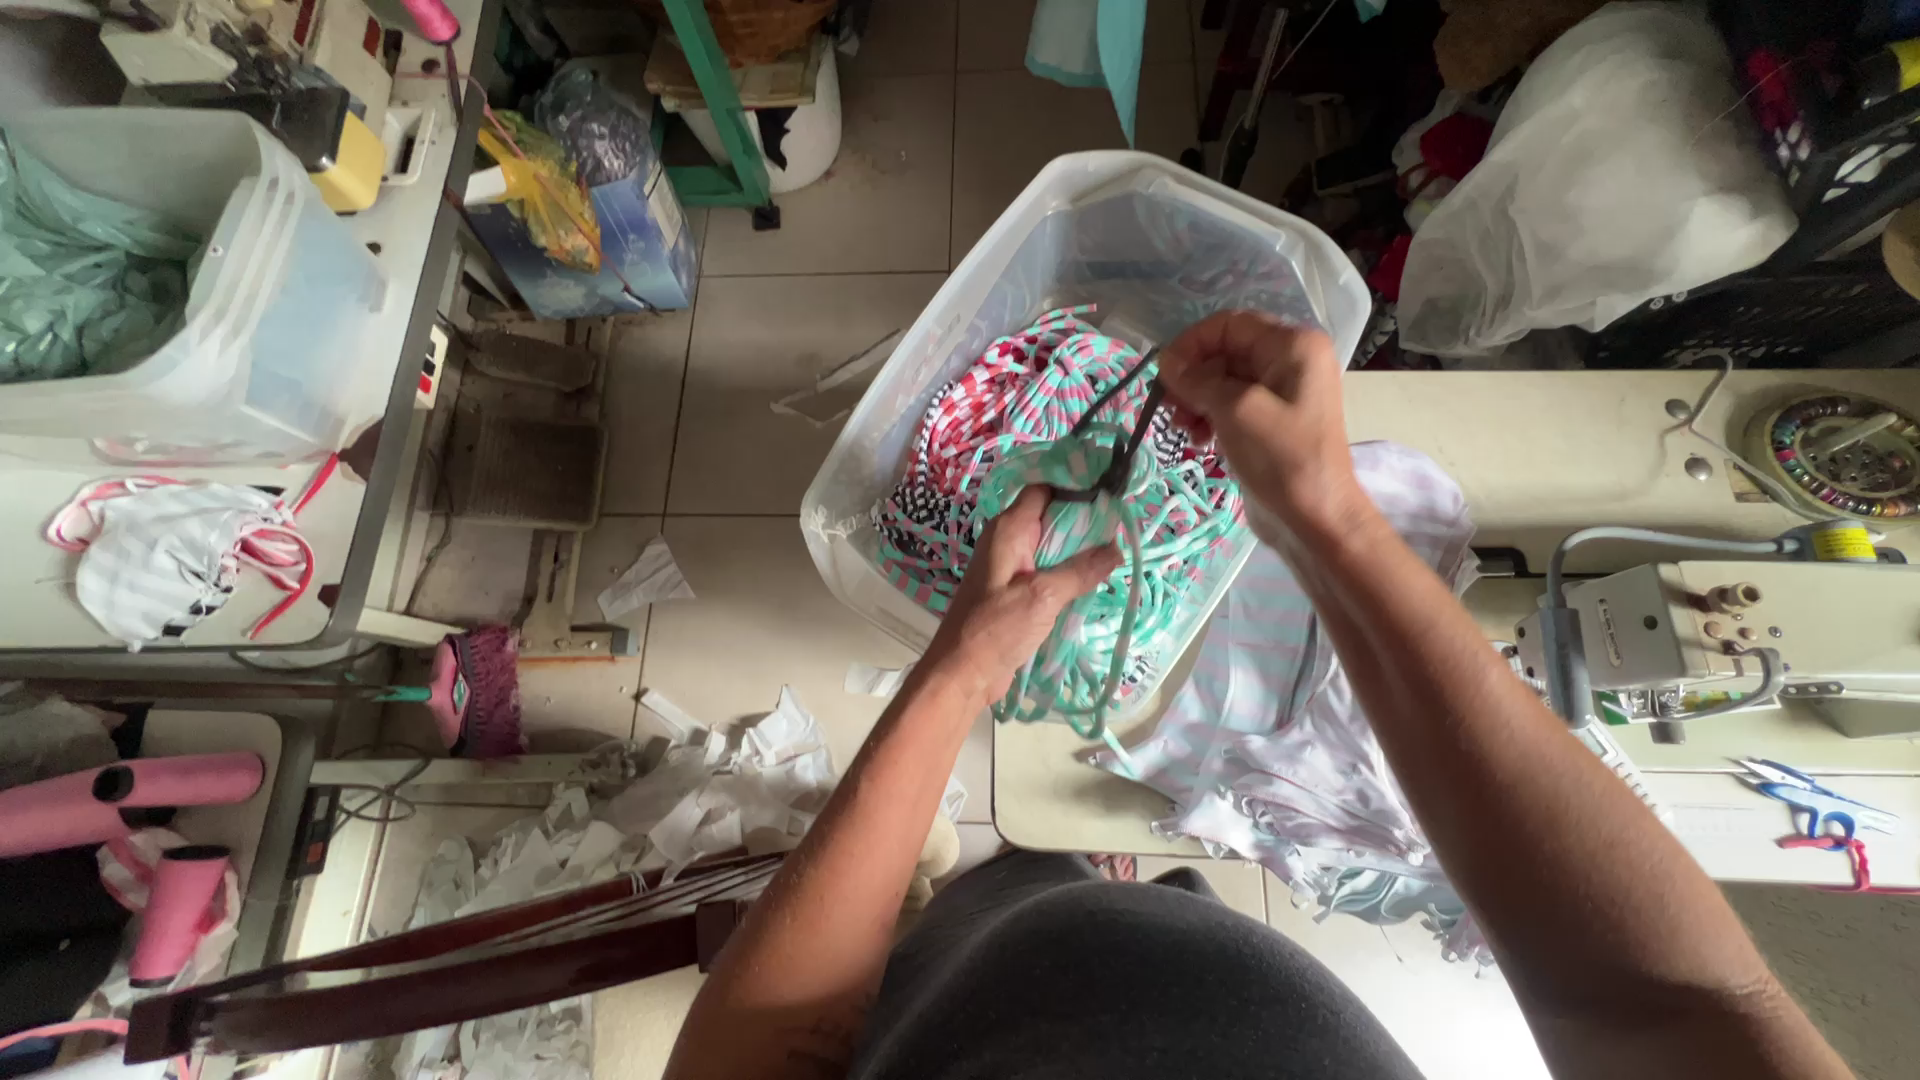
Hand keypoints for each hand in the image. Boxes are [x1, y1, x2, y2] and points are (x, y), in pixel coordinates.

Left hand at [923, 486, 1121, 705]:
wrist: (963, 672)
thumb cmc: (997, 628)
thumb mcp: (1044, 596)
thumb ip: (1081, 570)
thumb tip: (1116, 549)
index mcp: (1008, 529)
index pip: (1043, 489)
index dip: (1074, 489)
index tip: (1109, 498)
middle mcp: (1006, 541)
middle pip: (1049, 517)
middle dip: (1083, 522)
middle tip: (1120, 530)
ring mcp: (1008, 567)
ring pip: (1049, 546)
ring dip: (1077, 551)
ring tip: (1113, 555)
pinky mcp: (1012, 591)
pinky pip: (1044, 571)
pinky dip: (1066, 573)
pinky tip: (1091, 582)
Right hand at [1158, 311, 1364, 533]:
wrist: (1313, 517)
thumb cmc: (1281, 457)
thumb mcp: (1236, 410)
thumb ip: (1198, 380)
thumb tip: (1166, 363)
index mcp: (1292, 346)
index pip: (1228, 325)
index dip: (1190, 344)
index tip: (1163, 375)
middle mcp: (1290, 360)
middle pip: (1224, 352)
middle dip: (1191, 377)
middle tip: (1169, 408)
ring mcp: (1281, 392)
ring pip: (1222, 380)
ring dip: (1195, 400)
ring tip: (1183, 429)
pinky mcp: (1269, 420)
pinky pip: (1229, 404)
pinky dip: (1208, 416)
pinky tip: (1198, 439)